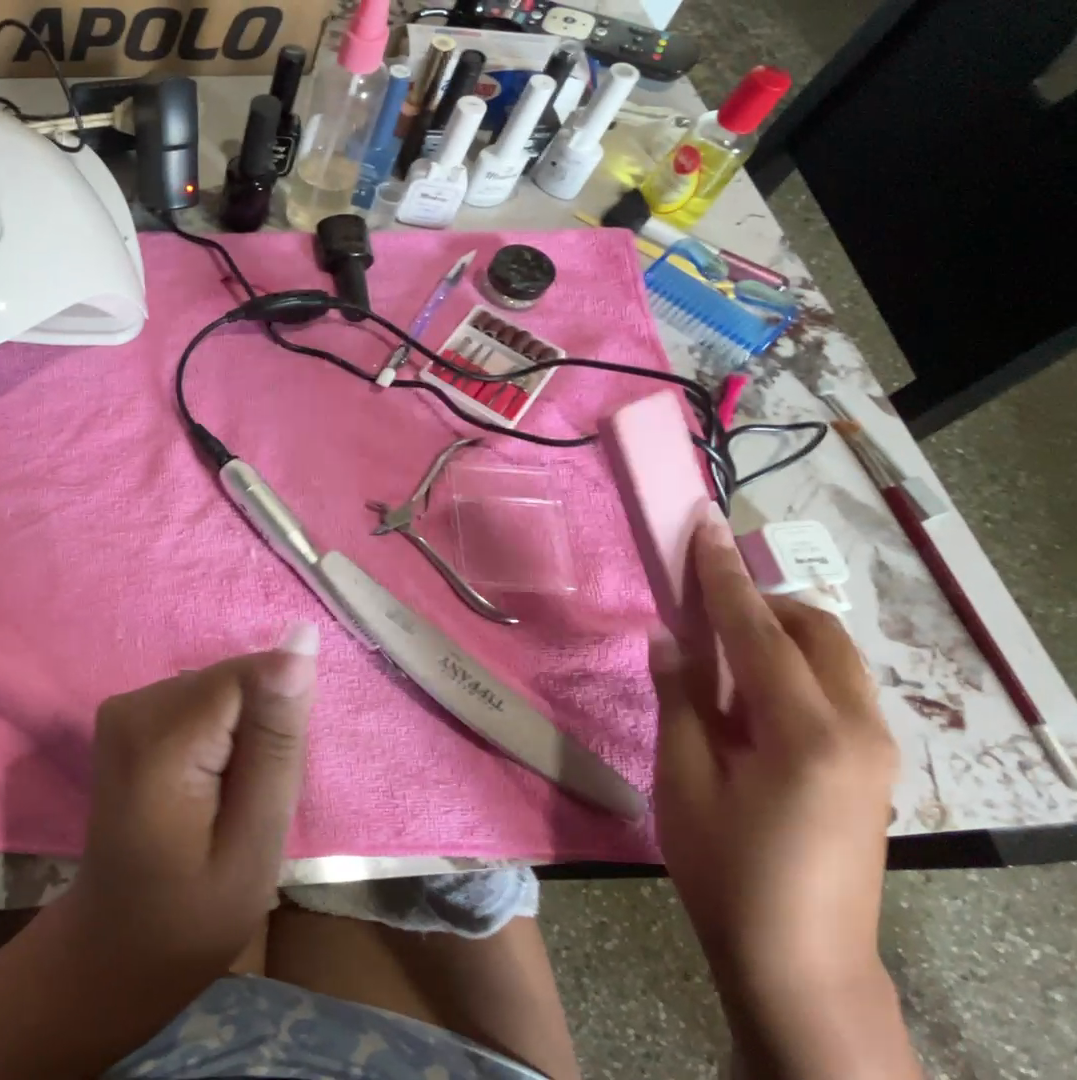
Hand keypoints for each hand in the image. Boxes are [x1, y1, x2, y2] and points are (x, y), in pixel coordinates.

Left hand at [54, 622, 318, 982]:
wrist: (120, 943)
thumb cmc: (195, 914)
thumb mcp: (255, 841)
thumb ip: (276, 740)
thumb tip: (300, 641)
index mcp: (158, 737)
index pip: (247, 676)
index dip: (277, 722)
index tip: (270, 784)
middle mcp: (131, 704)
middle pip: (230, 682)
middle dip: (259, 731)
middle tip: (250, 805)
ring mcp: (121, 708)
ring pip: (218, 691)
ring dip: (241, 738)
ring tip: (229, 802)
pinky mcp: (125, 717)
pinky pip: (197, 703)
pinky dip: (218, 740)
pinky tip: (208, 789)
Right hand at [654, 513, 918, 1077]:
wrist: (799, 957)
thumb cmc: (726, 868)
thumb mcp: (683, 781)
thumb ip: (681, 701)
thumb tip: (671, 638)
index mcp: (806, 729)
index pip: (758, 629)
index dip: (723, 574)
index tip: (703, 523)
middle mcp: (858, 726)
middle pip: (814, 631)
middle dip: (759, 602)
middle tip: (699, 605)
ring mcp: (876, 748)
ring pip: (831, 658)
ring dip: (776, 636)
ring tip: (717, 655)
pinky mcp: (873, 767)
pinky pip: (835, 690)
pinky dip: (791, 670)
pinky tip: (747, 701)